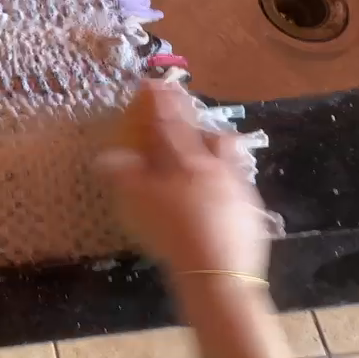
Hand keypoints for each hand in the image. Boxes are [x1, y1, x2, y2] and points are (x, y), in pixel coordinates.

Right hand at [98, 80, 272, 280]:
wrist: (218, 275)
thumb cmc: (171, 234)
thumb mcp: (137, 204)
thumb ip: (124, 175)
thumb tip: (107, 156)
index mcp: (185, 161)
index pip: (170, 123)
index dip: (160, 101)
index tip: (154, 82)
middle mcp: (215, 167)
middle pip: (204, 132)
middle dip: (191, 116)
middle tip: (183, 107)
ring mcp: (238, 188)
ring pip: (228, 155)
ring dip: (214, 143)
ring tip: (207, 143)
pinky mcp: (251, 210)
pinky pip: (238, 181)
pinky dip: (226, 176)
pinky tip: (220, 188)